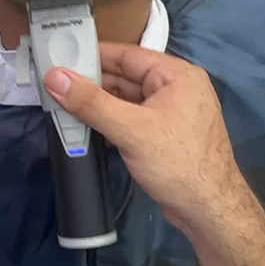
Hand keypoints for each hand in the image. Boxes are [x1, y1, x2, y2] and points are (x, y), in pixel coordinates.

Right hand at [43, 44, 264, 240]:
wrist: (210, 211)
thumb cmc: (176, 162)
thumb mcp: (130, 129)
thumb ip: (91, 102)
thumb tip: (54, 77)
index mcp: (176, 75)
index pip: (127, 55)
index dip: (93, 55)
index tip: (60, 54)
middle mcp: (176, 88)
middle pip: (125, 77)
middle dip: (92, 82)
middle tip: (54, 83)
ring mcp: (171, 112)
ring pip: (126, 99)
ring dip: (98, 104)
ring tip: (62, 103)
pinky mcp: (165, 134)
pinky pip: (132, 118)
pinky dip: (110, 120)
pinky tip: (86, 126)